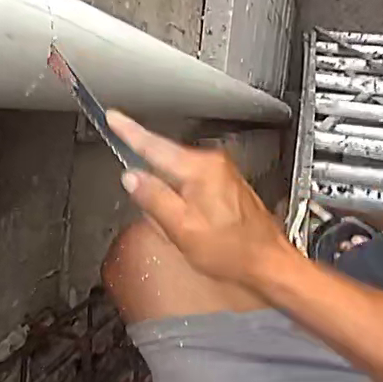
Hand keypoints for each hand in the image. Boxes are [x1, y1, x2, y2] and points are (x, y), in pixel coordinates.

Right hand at [108, 111, 298, 287]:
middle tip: (143, 199)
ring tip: (173, 221)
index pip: (154, 145)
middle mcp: (212, 164)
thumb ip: (153, 198)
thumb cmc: (233, 251)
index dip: (129, 131)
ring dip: (166, 187)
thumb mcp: (182, 228)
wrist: (269, 263)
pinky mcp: (225, 182)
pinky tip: (188, 218)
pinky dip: (181, 192)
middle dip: (148, 172)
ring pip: (178, 170)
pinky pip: (191, 179)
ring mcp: (221, 171)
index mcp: (199, 169)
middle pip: (165, 157)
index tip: (113, 117)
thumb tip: (131, 177)